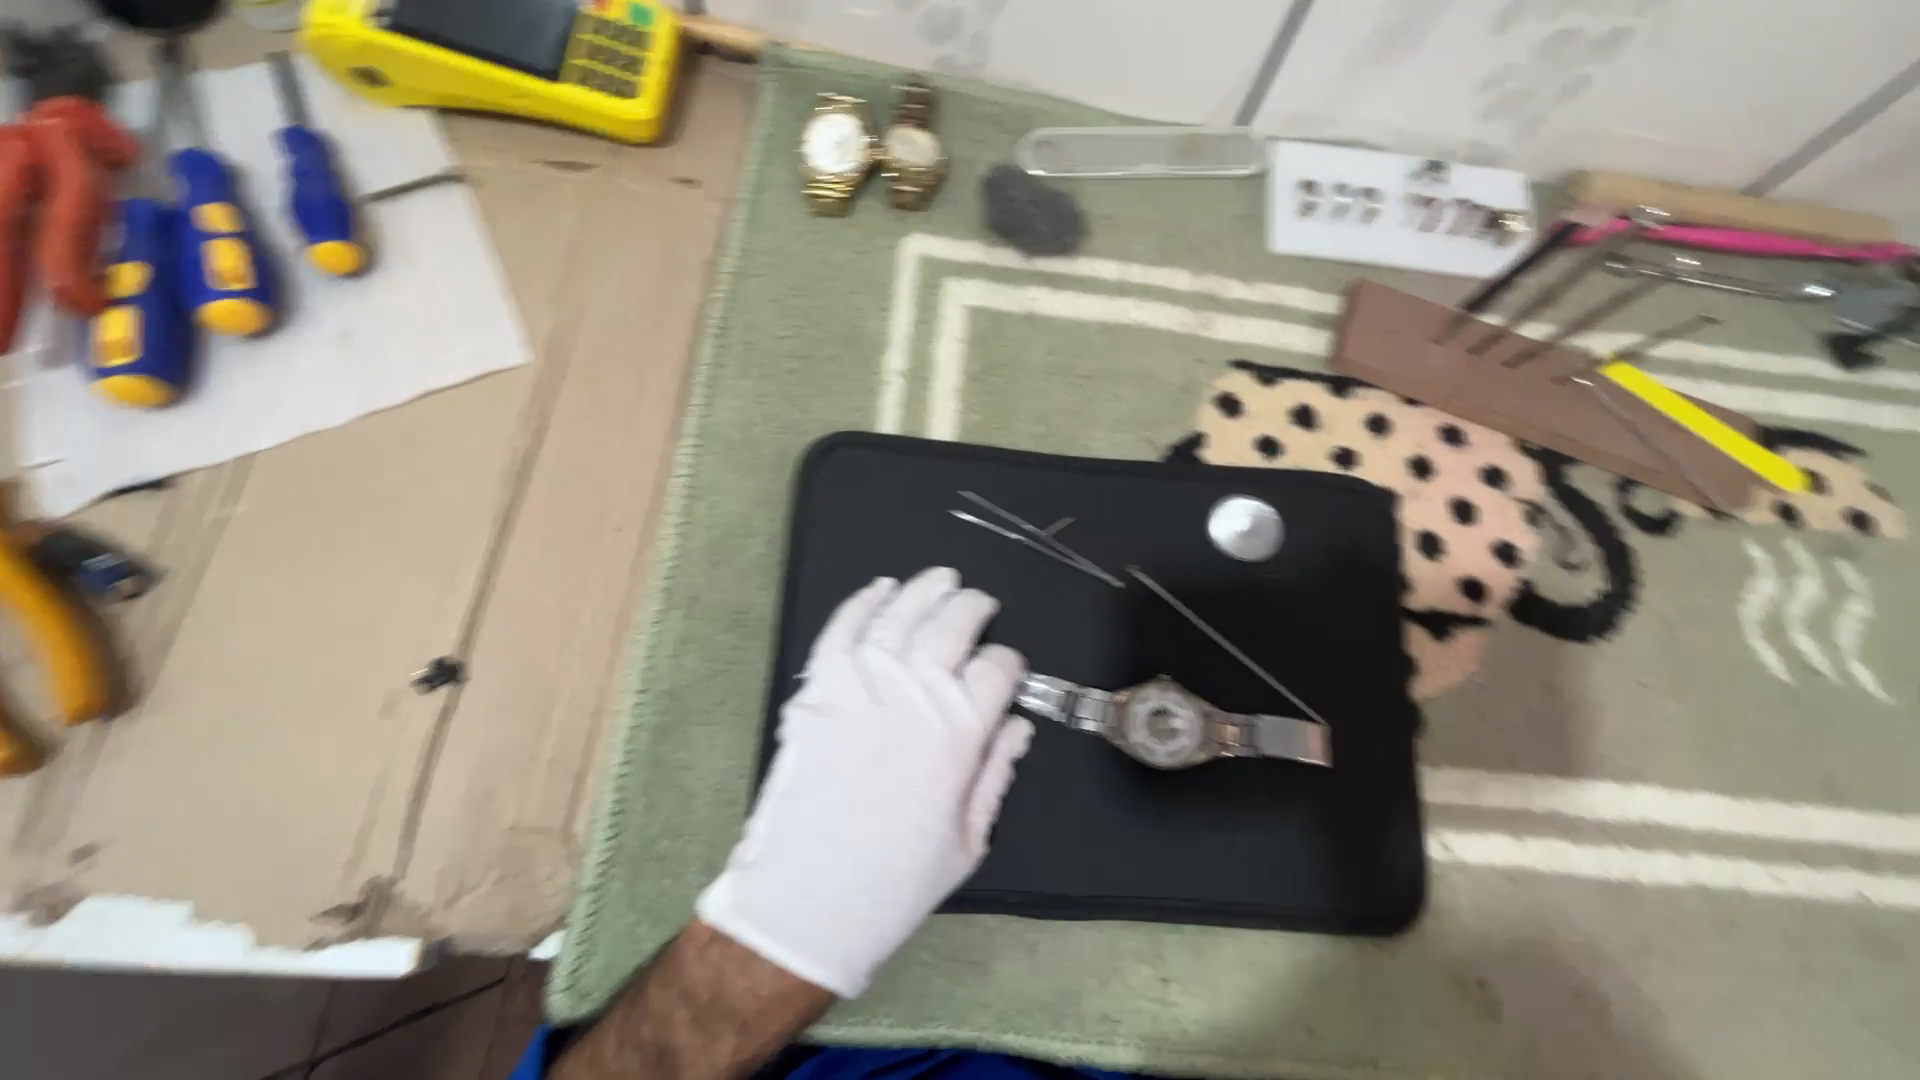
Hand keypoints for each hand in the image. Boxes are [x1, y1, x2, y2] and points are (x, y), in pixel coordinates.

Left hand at [697, 567, 1033, 997]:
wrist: (804, 904)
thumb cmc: (893, 884)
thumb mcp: (967, 843)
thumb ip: (996, 774)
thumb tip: (1018, 725)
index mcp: (960, 738)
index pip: (997, 671)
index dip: (1007, 663)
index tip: (1005, 667)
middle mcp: (915, 699)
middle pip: (952, 628)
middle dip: (972, 607)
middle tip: (979, 601)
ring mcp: (861, 689)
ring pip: (900, 617)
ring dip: (924, 590)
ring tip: (940, 578)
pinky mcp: (817, 691)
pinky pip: (842, 631)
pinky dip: (862, 603)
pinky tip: (880, 589)